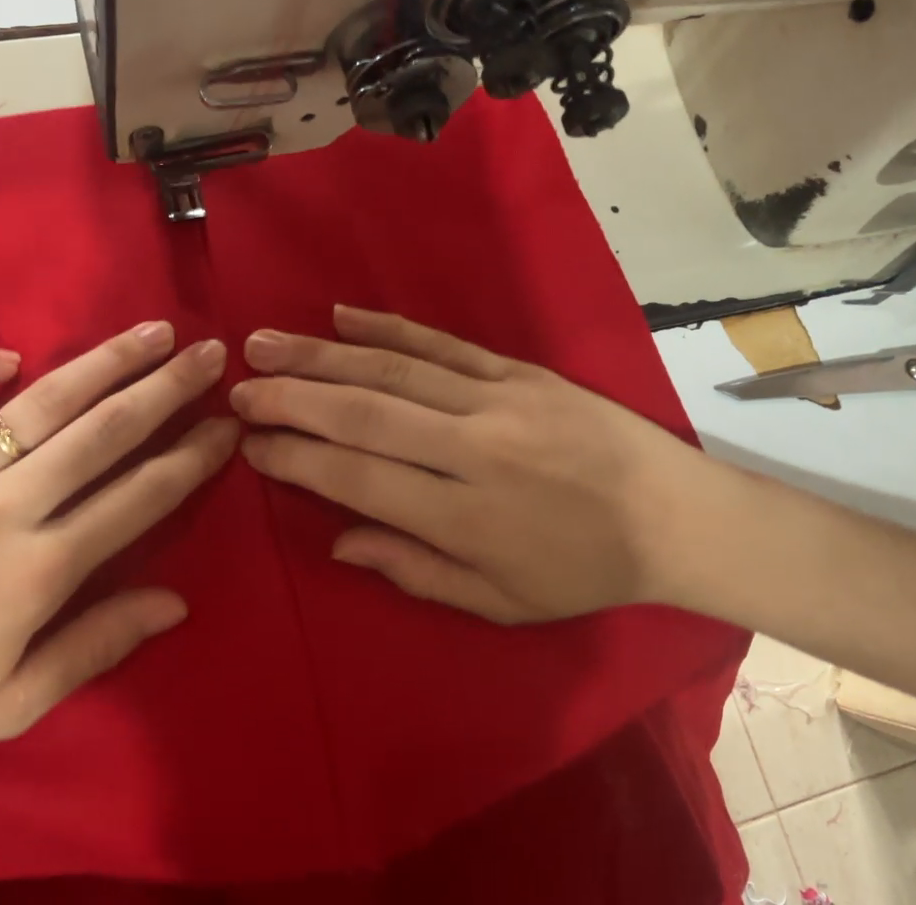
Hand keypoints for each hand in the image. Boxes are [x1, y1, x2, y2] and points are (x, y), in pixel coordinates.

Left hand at [0, 322, 236, 773]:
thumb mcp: (10, 704)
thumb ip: (95, 645)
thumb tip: (173, 602)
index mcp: (38, 572)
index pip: (138, 498)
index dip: (191, 459)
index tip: (226, 427)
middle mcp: (1, 509)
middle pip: (102, 434)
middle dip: (165, 390)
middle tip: (209, 354)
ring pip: (39, 405)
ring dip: (102, 364)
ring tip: (149, 334)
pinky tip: (3, 352)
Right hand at [230, 306, 722, 623]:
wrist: (678, 516)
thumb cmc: (581, 571)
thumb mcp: (499, 601)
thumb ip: (414, 570)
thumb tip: (337, 539)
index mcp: (464, 515)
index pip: (356, 477)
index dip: (295, 459)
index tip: (248, 446)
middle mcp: (472, 449)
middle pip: (363, 414)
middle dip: (291, 398)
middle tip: (237, 385)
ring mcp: (497, 400)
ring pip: (392, 369)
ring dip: (321, 354)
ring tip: (265, 342)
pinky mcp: (519, 370)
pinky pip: (442, 343)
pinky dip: (389, 327)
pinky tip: (341, 315)